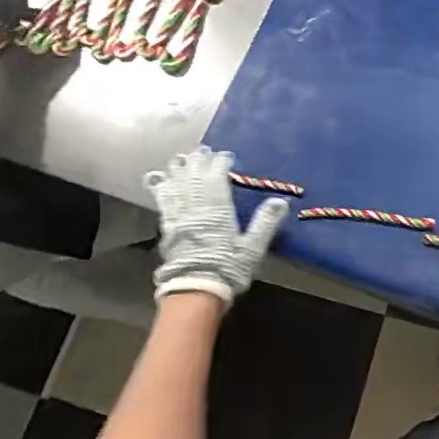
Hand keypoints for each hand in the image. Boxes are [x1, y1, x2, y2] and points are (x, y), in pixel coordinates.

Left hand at [145, 148, 286, 305]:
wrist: (196, 287)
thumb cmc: (228, 268)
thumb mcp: (252, 247)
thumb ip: (265, 222)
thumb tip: (280, 200)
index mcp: (218, 207)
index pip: (217, 175)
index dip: (221, 162)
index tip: (226, 157)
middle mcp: (196, 205)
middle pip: (195, 173)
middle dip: (199, 159)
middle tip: (204, 151)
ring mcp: (179, 213)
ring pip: (177, 181)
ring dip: (180, 167)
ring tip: (182, 158)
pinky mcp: (168, 223)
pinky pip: (163, 198)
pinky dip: (161, 184)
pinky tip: (158, 175)